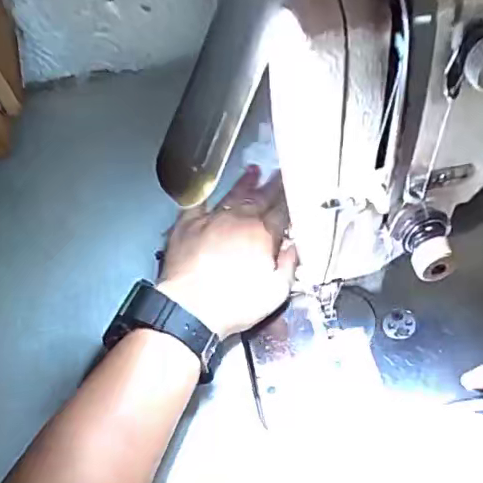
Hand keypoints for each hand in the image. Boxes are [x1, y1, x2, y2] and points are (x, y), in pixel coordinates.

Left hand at [157, 165, 297, 335]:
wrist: (190, 308)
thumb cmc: (233, 305)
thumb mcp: (275, 293)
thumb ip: (288, 266)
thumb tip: (294, 249)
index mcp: (263, 235)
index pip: (281, 211)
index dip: (289, 199)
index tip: (294, 190)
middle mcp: (238, 220)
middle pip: (259, 198)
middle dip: (271, 186)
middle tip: (279, 175)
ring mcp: (211, 219)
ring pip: (232, 194)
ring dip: (245, 183)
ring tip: (253, 173)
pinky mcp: (187, 225)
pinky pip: (199, 202)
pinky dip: (207, 194)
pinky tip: (211, 190)